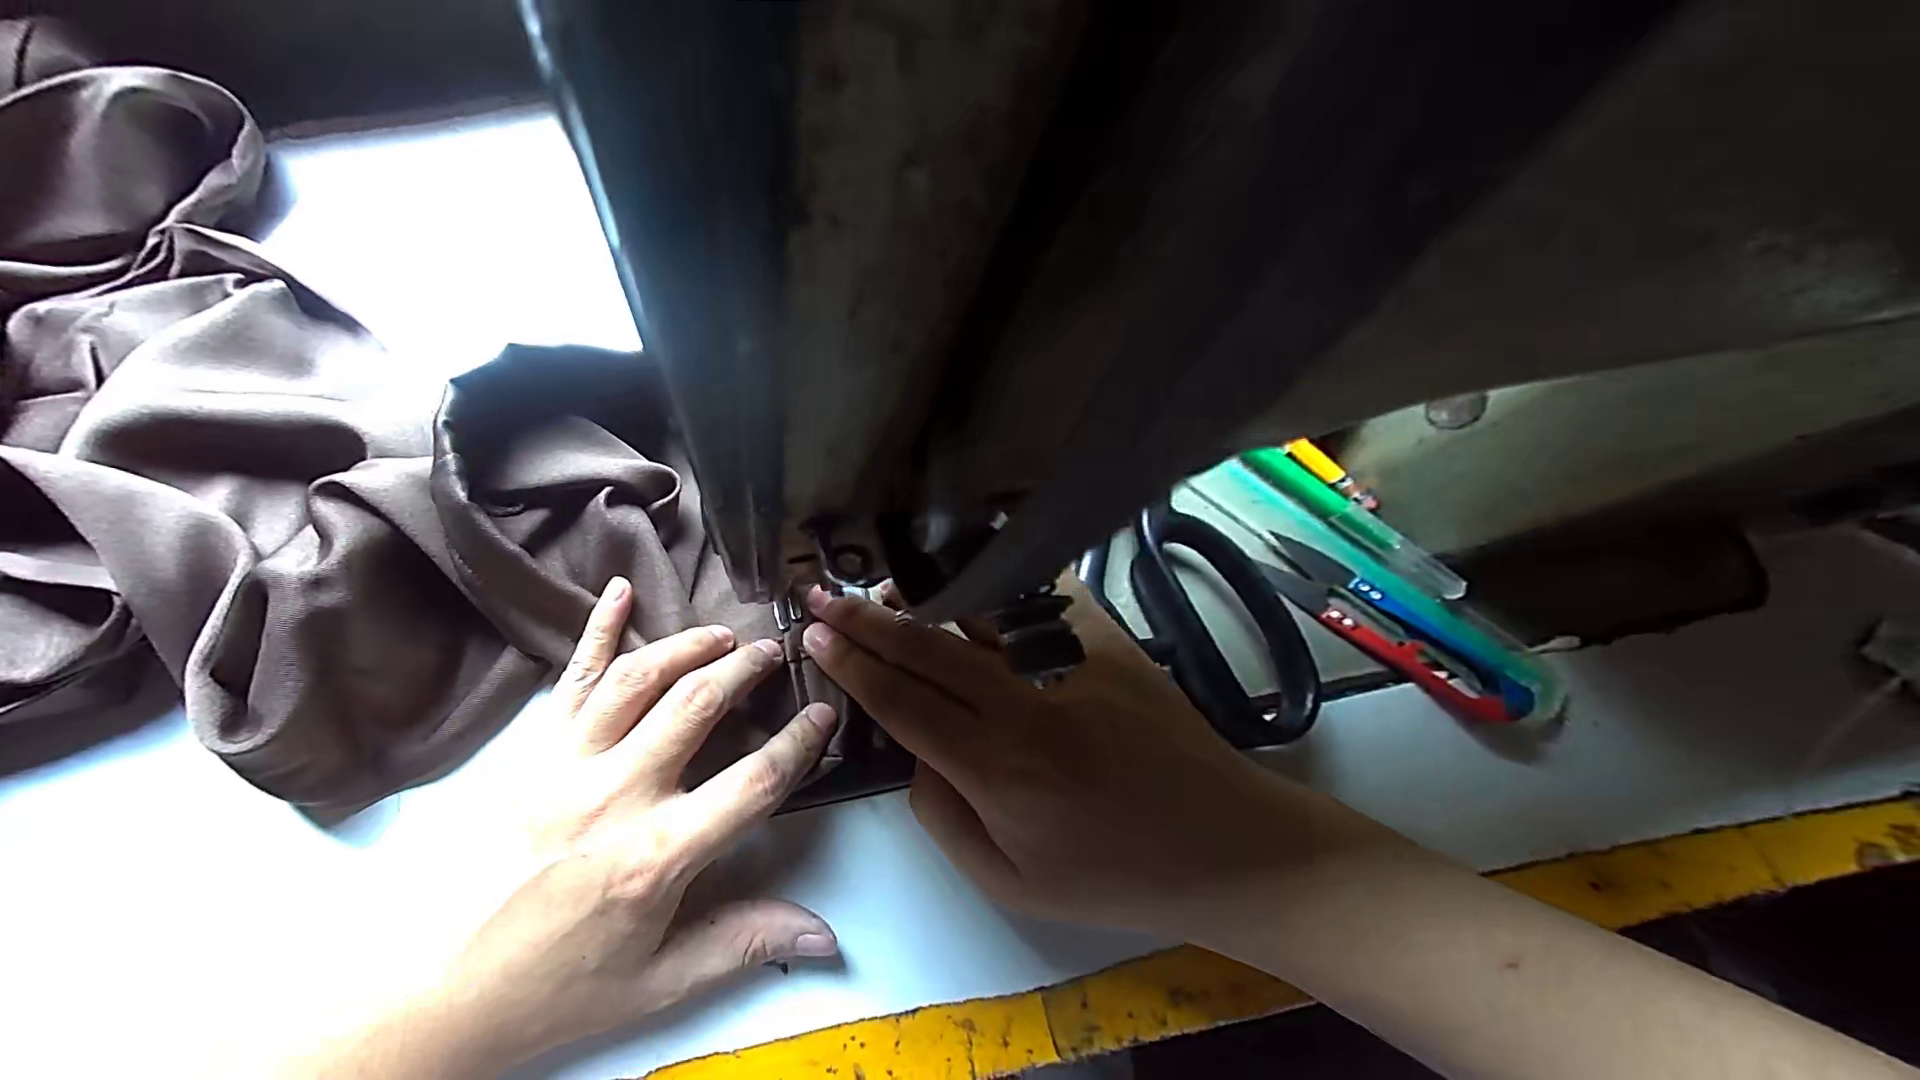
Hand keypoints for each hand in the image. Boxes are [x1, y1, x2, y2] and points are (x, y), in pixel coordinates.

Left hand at [293, 578, 839, 1076]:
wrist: (436, 993)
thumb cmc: (558, 986)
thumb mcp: (663, 979)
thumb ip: (747, 941)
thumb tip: (828, 938)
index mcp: (657, 854)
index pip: (755, 781)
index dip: (800, 742)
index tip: (824, 713)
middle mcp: (615, 796)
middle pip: (698, 705)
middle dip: (746, 670)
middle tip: (774, 653)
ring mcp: (568, 767)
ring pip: (638, 680)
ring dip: (687, 647)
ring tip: (723, 636)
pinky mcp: (534, 755)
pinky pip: (570, 680)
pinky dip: (596, 630)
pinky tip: (618, 591)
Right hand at [801, 577, 1402, 940]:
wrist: (1224, 843)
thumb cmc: (1113, 874)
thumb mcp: (1010, 880)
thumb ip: (944, 816)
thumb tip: (915, 751)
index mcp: (996, 767)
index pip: (903, 701)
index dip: (854, 664)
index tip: (818, 633)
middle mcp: (1025, 702)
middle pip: (928, 646)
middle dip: (867, 618)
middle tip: (823, 591)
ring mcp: (1071, 662)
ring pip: (980, 610)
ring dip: (925, 592)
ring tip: (887, 581)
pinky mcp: (1109, 640)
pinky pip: (1044, 594)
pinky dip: (1002, 574)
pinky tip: (973, 562)